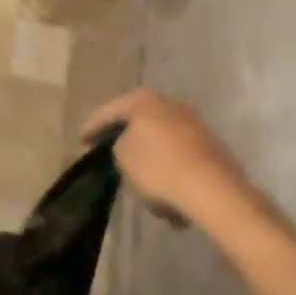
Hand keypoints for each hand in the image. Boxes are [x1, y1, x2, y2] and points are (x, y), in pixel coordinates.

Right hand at [83, 88, 259, 225]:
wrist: (213, 189)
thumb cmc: (159, 168)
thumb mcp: (124, 158)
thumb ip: (120, 147)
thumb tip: (131, 146)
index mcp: (144, 100)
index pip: (110, 111)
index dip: (93, 126)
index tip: (82, 139)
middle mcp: (170, 103)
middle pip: (140, 121)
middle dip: (128, 137)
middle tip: (113, 152)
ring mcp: (195, 123)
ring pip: (163, 141)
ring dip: (152, 158)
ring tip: (143, 182)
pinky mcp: (212, 147)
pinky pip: (181, 158)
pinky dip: (172, 171)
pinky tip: (169, 194)